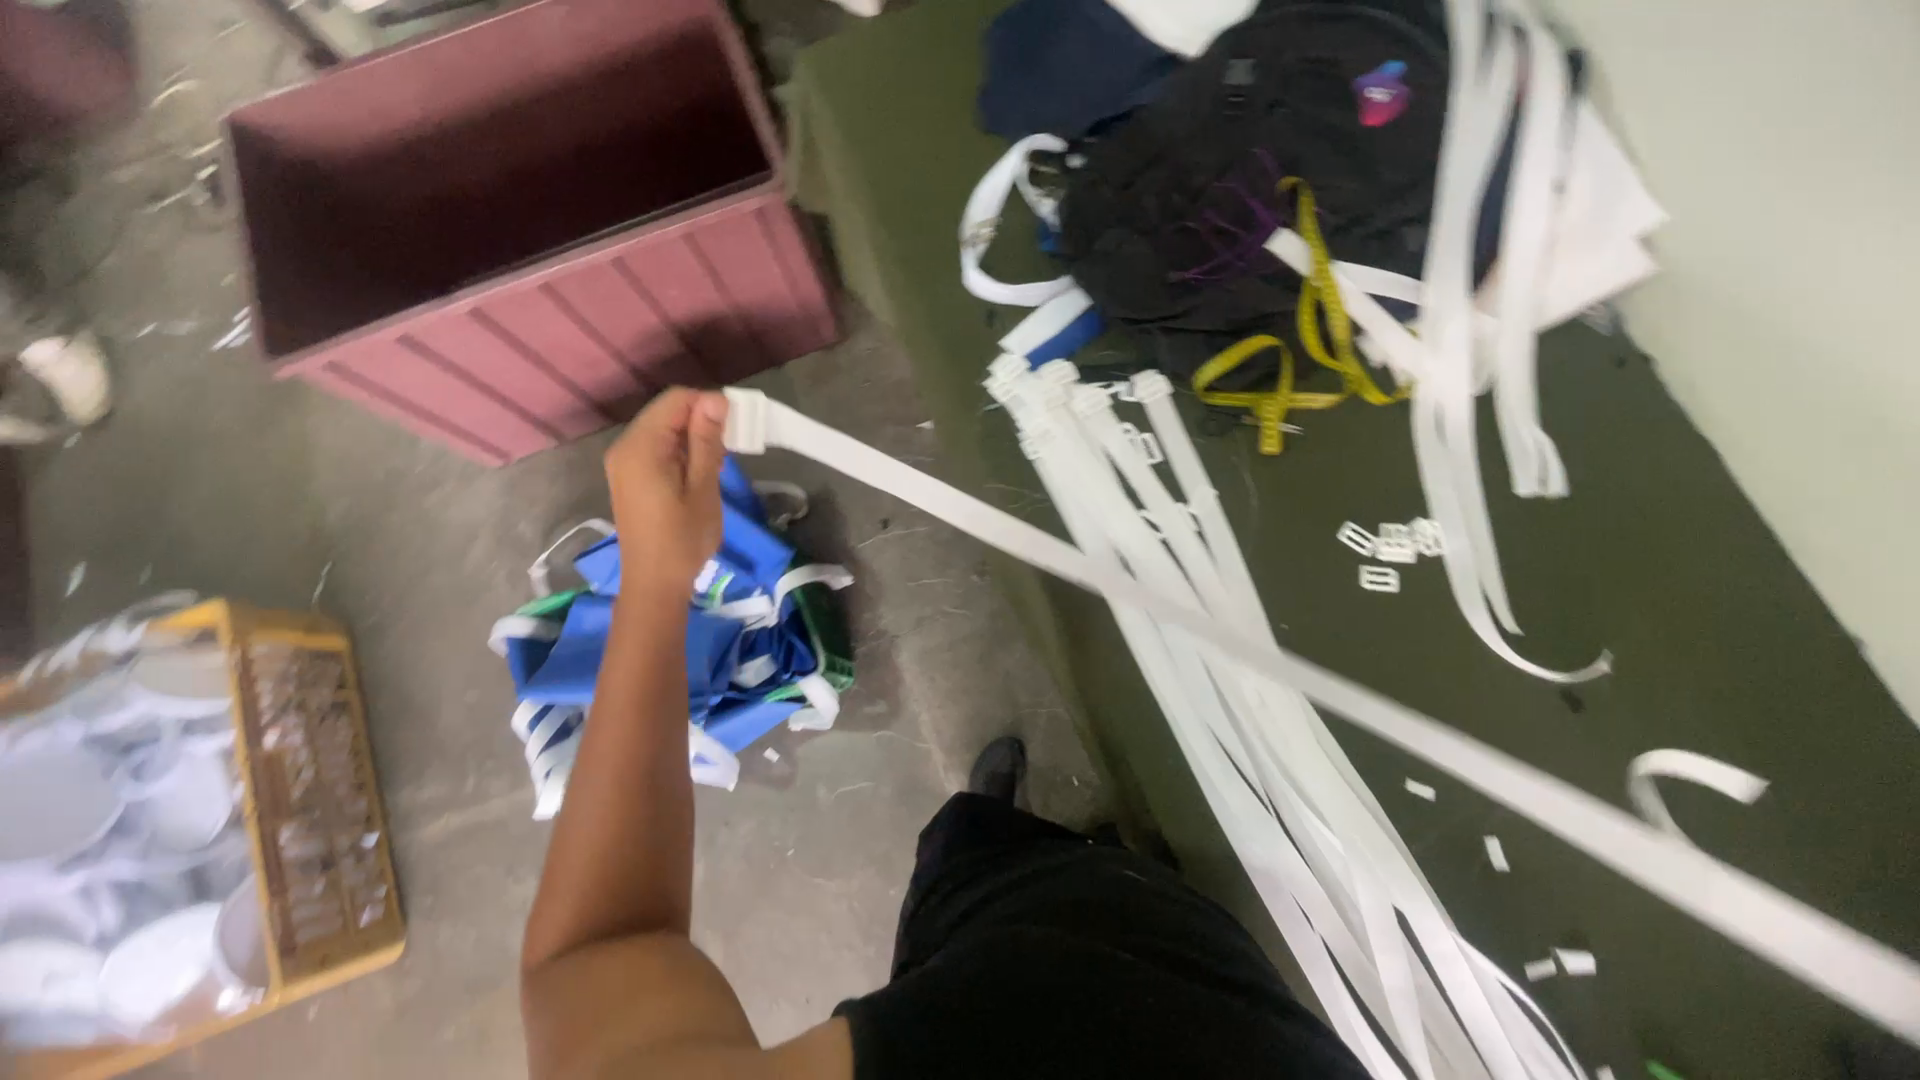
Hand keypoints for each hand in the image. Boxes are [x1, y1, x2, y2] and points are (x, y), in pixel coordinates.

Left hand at [604, 389, 728, 595]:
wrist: (654, 583)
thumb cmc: (683, 538)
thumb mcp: (703, 487)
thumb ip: (706, 440)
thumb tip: (715, 399)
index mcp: (641, 446)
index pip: (676, 400)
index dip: (708, 404)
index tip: (735, 428)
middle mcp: (625, 446)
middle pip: (666, 412)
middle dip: (701, 419)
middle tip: (730, 447)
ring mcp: (623, 462)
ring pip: (662, 429)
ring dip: (692, 436)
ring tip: (718, 462)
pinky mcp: (628, 477)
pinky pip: (655, 448)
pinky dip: (679, 450)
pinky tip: (698, 471)